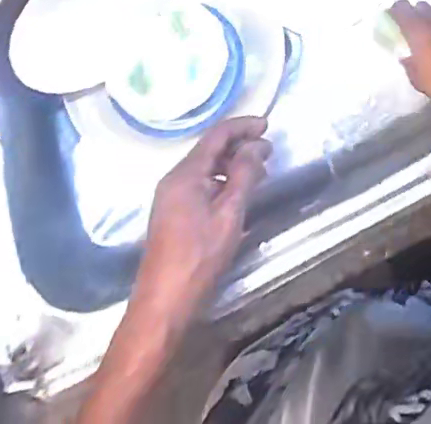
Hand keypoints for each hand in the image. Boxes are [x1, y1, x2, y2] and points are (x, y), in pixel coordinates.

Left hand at [132, 117, 271, 332]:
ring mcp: (170, 198)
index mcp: (185, 174)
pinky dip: (221, 180)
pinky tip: (237, 193)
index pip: (216, 136)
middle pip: (209, 150)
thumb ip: (244, 175)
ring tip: (258, 170)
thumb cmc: (199, 257)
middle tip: (268, 151)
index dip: (243, 127)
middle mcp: (174, 180)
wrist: (162, 305)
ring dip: (232, 163)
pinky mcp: (172, 214)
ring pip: (205, 168)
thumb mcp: (229, 213)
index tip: (267, 125)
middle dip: (239, 145)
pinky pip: (200, 184)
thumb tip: (256, 146)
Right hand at [388, 1, 430, 118]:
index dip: (395, 11)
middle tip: (410, 31)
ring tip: (429, 41)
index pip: (401, 7)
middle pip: (420, 6)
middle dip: (413, 15)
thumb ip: (408, 63)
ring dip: (430, 23)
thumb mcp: (418, 79)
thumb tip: (405, 56)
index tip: (392, 20)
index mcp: (418, 29)